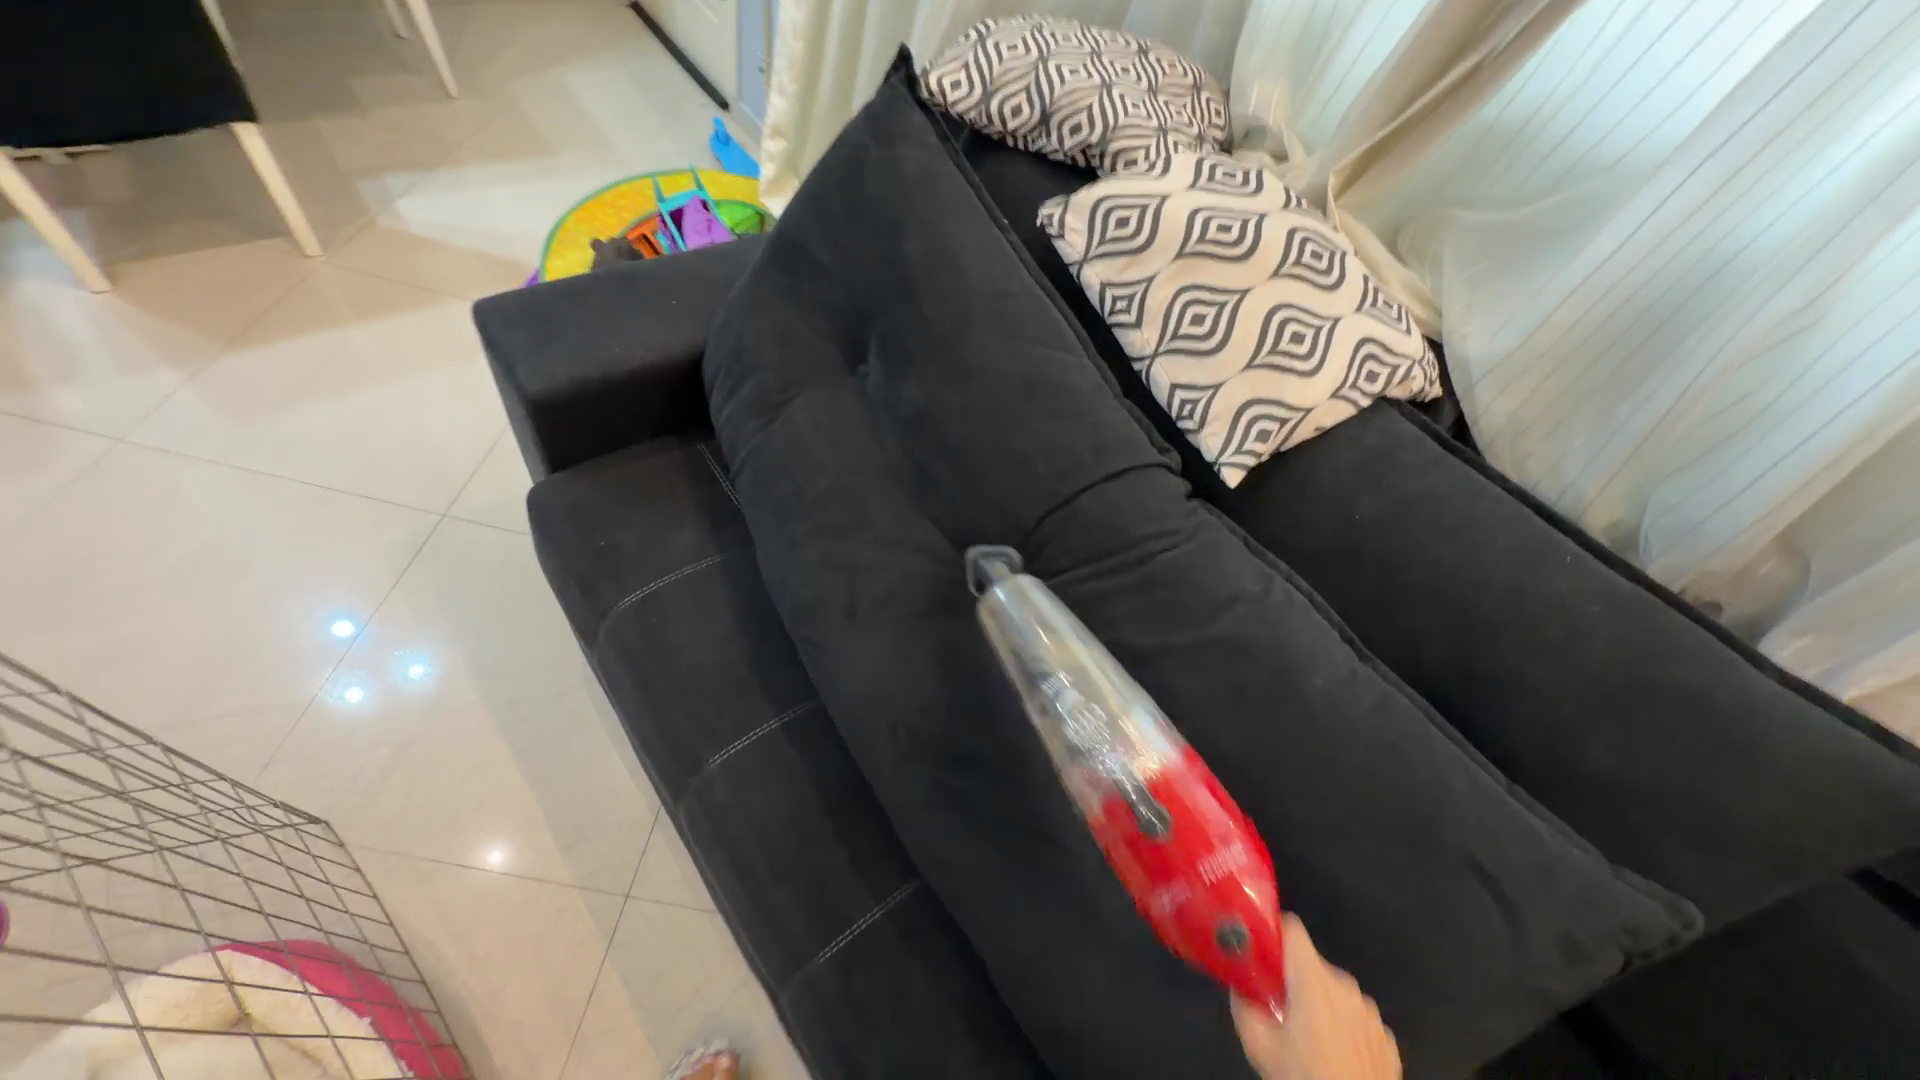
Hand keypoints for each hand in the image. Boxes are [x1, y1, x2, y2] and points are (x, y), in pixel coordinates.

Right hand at [1231, 915, 1400, 1079]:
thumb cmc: (1305, 1077)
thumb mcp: (1258, 1046)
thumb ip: (1243, 1005)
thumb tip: (1240, 987)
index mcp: (1313, 982)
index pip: (1293, 929)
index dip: (1274, 932)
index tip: (1261, 948)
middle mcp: (1345, 988)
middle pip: (1311, 965)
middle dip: (1292, 980)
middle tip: (1278, 1008)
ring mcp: (1370, 1012)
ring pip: (1334, 992)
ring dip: (1318, 1004)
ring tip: (1307, 1038)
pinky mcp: (1386, 1037)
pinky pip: (1355, 1017)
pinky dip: (1342, 1027)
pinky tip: (1333, 1054)